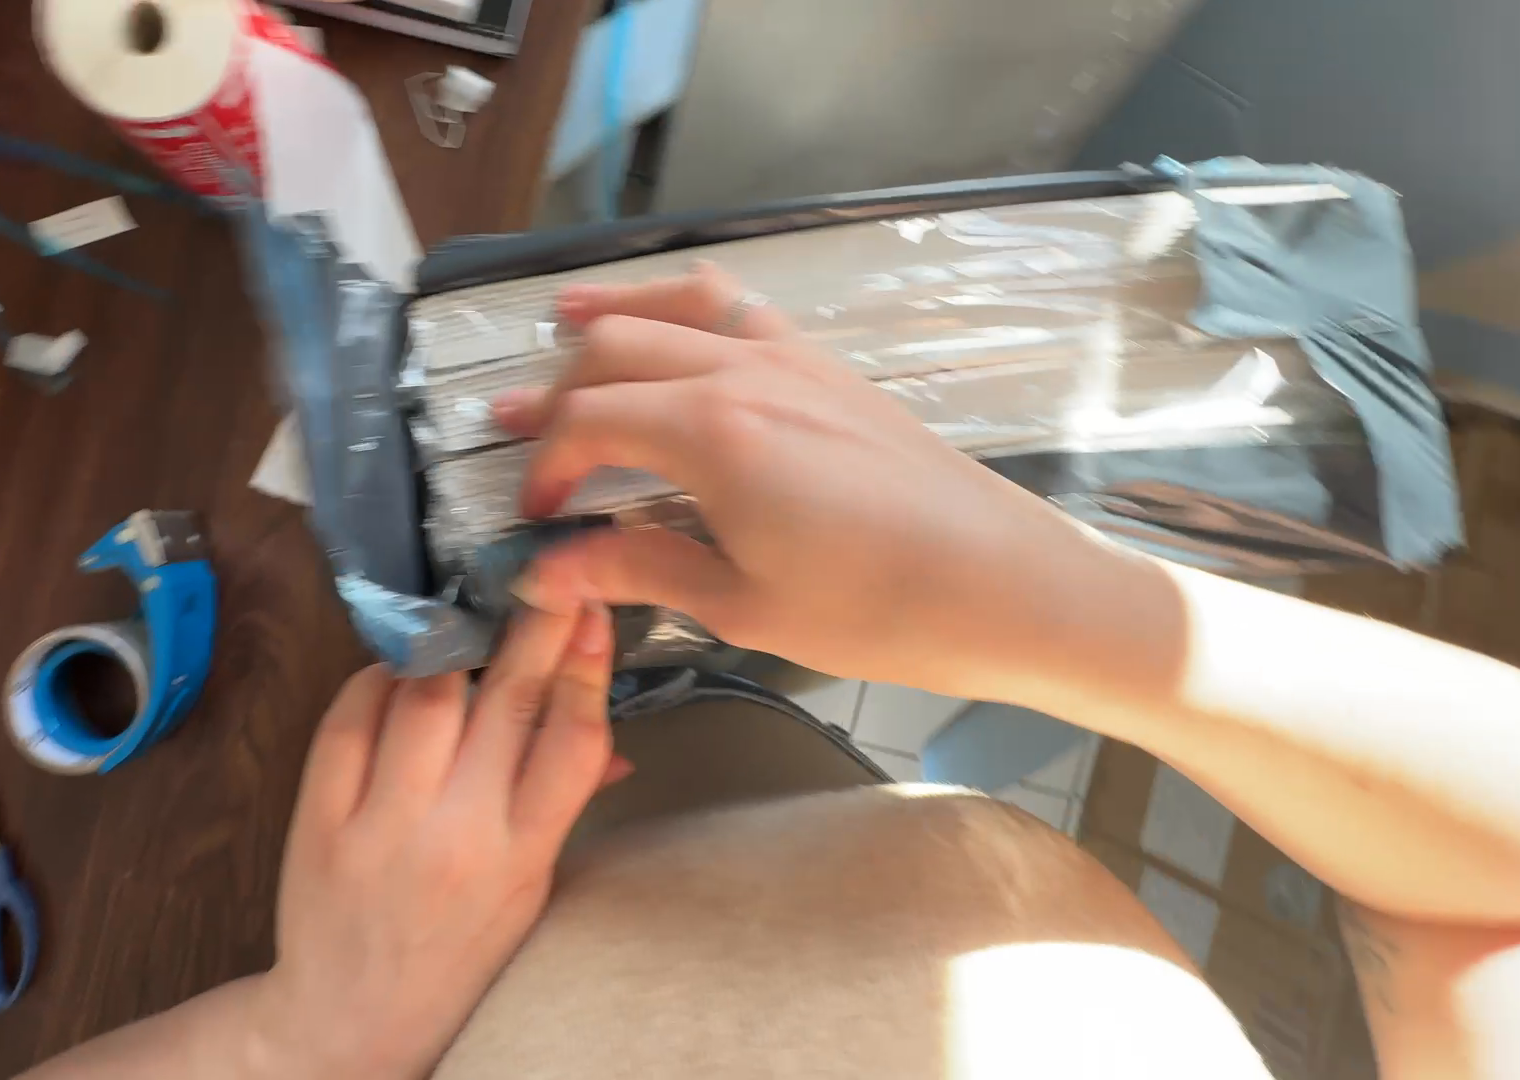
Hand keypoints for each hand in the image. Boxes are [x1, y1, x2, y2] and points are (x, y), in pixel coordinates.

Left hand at [255, 604, 624, 1079]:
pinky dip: (379, 674)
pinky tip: (399, 666)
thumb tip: (613, 740)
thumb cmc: (461, 946)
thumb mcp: (532, 887)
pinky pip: (349, 716)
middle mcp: (456, 833)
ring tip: (465, 628)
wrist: (352, 1015)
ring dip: (452, 645)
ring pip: (424, 694)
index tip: (593, 612)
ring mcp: (380, 823)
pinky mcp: (319, 817)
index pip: (569, 741)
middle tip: (550, 582)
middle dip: (536, 629)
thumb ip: (564, 803)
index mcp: (522, 854)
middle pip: (507, 702)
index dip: (587, 668)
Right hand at [494, 263, 1131, 701]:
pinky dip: (680, 304)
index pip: (588, 423)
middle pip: (613, 351)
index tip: (535, 513)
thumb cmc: (873, 611)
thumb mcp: (739, 603)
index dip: (545, 464)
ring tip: (558, 321)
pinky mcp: (823, 362)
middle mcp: (740, 372)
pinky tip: (666, 323)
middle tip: (515, 430)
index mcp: (711, 434)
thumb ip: (634, 568)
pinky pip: (734, 308)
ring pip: (671, 306)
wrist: (1004, 584)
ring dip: (607, 317)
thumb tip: (542, 572)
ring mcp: (788, 355)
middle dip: (554, 393)